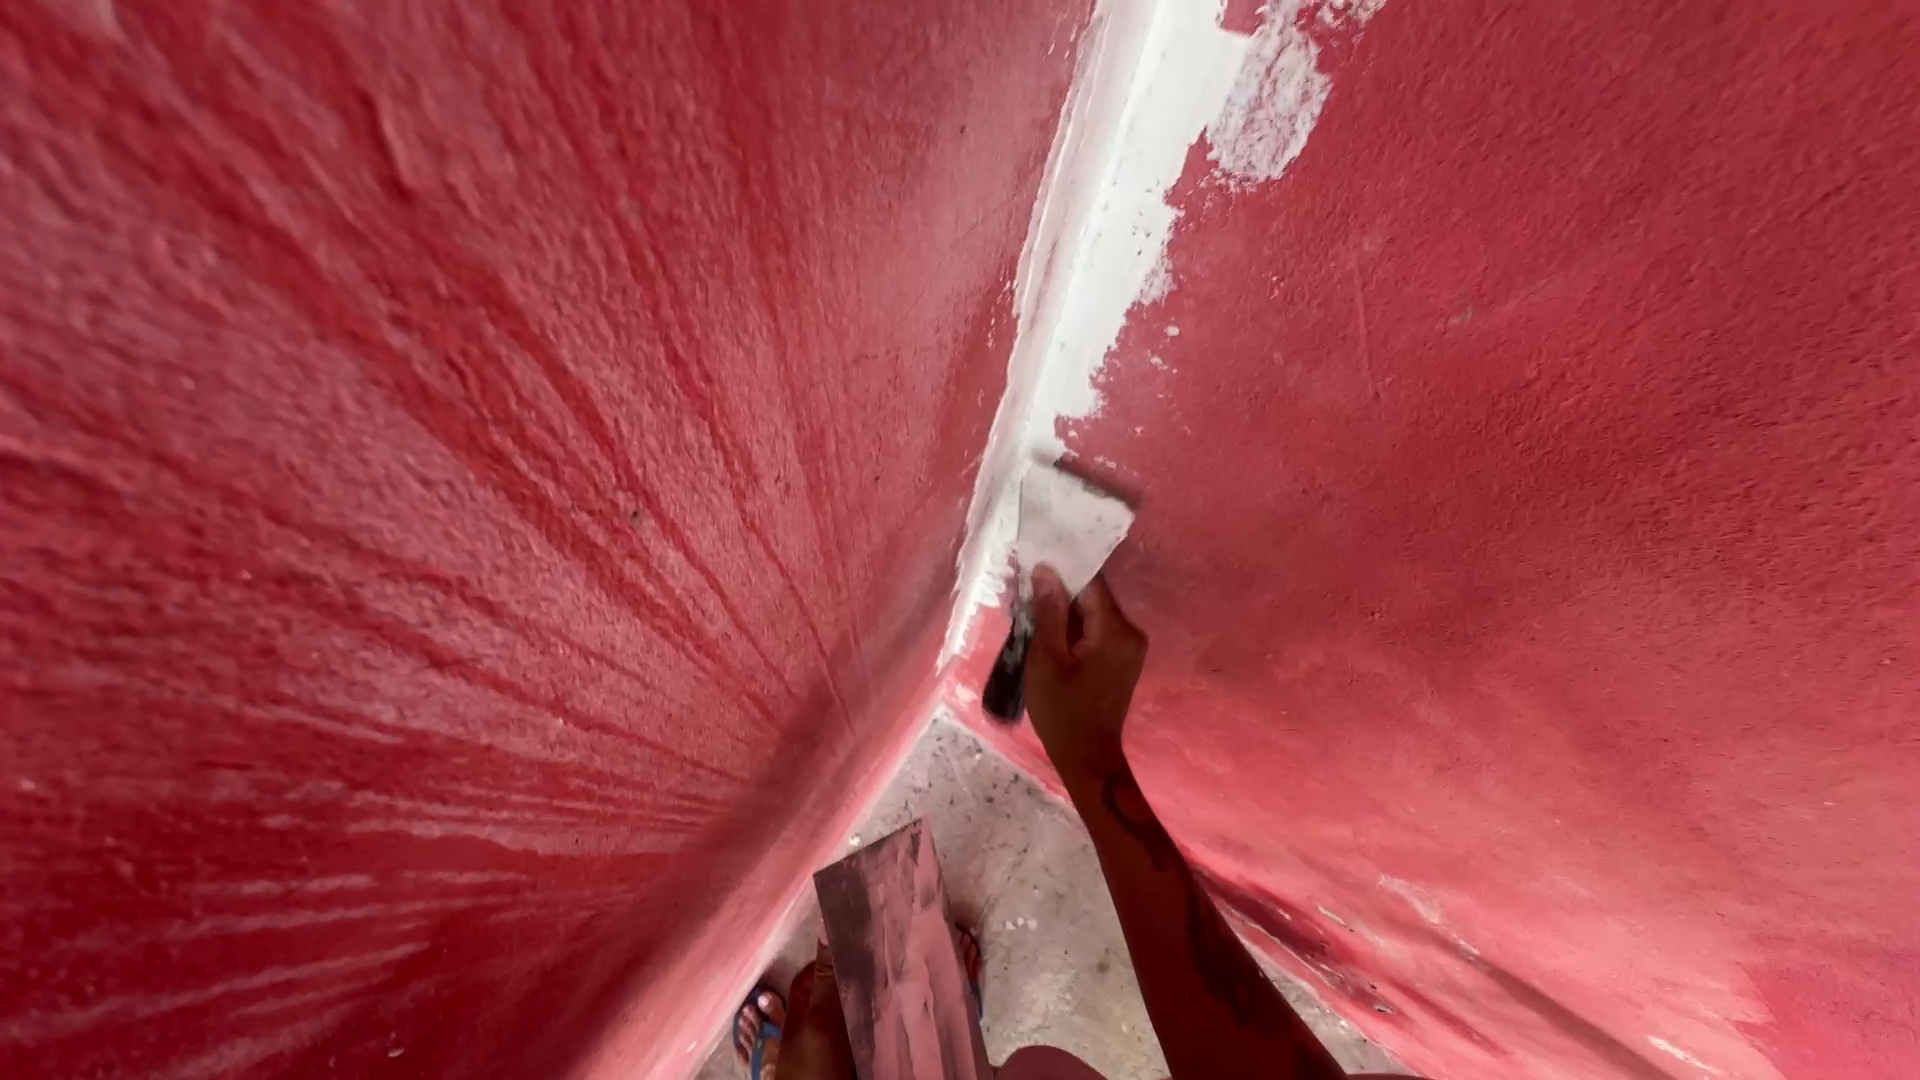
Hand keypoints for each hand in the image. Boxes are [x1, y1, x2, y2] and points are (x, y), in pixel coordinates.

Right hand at [1024, 566, 1147, 793]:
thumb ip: (1049, 611)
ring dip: (1064, 609)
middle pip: (1092, 595)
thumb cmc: (1062, 712)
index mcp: (1115, 630)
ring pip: (1092, 611)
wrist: (1087, 757)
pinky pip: (1096, 628)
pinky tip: (1048, 631)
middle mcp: (1130, 631)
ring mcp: (1129, 645)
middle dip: (1059, 590)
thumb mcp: (1047, 659)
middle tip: (1024, 587)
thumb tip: (1046, 569)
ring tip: (1030, 608)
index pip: (1090, 581)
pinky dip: (1073, 626)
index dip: (1062, 568)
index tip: (1033, 558)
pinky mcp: (1122, 657)